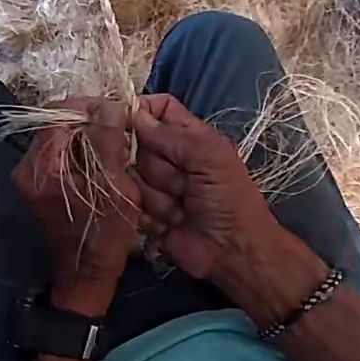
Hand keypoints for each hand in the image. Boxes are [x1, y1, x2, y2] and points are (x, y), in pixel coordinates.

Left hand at [12, 98, 139, 311]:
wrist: (87, 275)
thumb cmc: (103, 235)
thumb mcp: (113, 185)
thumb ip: (107, 141)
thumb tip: (108, 105)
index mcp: (40, 168)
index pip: (58, 116)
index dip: (88, 107)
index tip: (116, 110)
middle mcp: (28, 170)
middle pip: (57, 127)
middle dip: (90, 121)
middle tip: (119, 125)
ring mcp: (33, 180)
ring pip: (62, 141)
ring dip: (88, 136)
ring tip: (116, 141)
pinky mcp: (42, 189)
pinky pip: (63, 158)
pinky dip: (83, 153)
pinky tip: (105, 159)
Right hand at [133, 94, 326, 322]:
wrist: (232, 251)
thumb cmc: (230, 200)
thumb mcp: (210, 158)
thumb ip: (171, 135)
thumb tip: (134, 115)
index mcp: (187, 136)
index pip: (156, 109)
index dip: (140, 111)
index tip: (127, 122)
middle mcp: (166, 157)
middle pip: (135, 146)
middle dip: (157, 169)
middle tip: (183, 185)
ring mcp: (153, 186)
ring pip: (130, 179)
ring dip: (158, 197)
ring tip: (182, 209)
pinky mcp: (144, 213)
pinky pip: (129, 206)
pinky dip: (151, 217)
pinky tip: (171, 224)